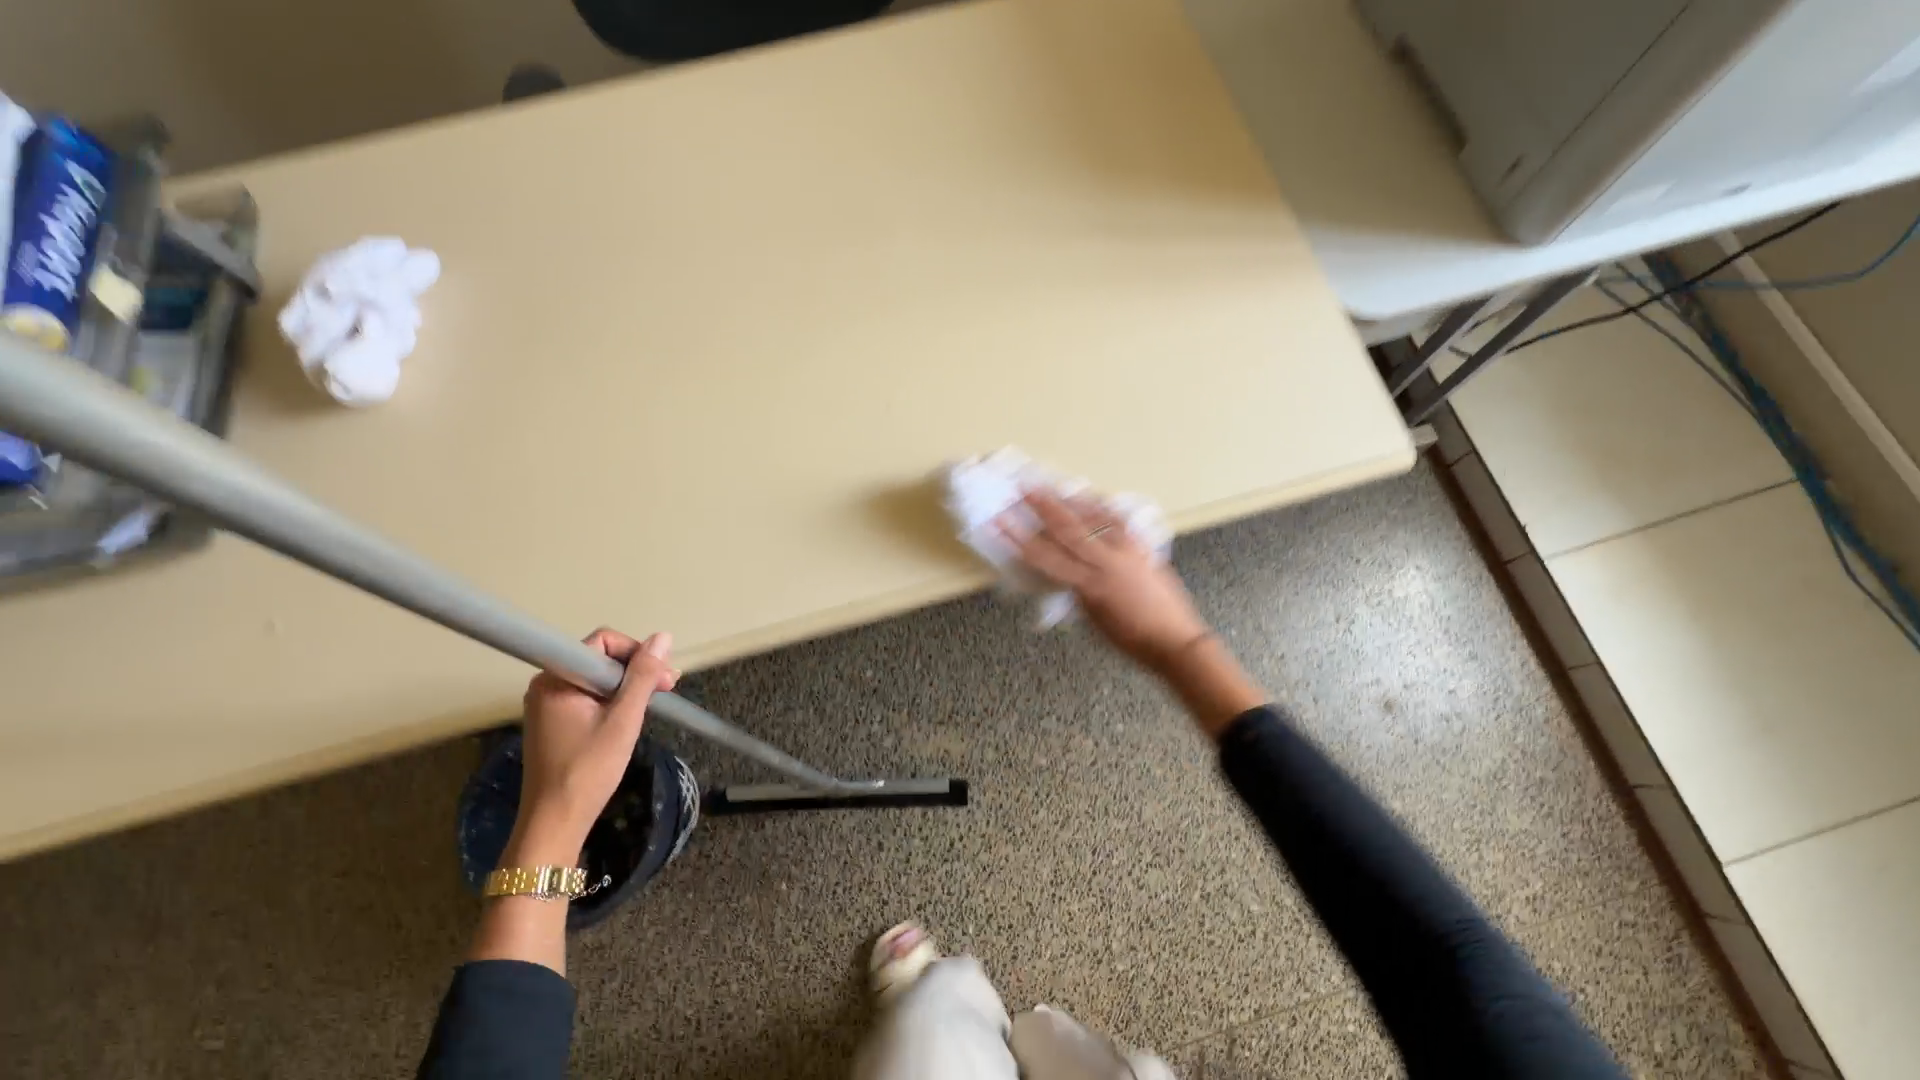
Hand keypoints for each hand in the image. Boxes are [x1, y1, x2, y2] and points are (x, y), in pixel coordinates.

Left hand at [508, 629, 677, 863]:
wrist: (555, 821)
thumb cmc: (589, 769)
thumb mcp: (623, 720)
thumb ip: (643, 676)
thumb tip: (662, 637)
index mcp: (556, 678)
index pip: (602, 642)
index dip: (637, 652)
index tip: (663, 675)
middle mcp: (546, 684)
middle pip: (599, 659)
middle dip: (636, 670)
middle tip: (667, 689)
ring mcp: (547, 704)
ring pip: (596, 680)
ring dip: (627, 687)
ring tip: (653, 705)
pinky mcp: (553, 722)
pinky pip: (587, 697)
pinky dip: (611, 702)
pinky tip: (629, 718)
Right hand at [998, 491, 1209, 671]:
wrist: (1174, 641)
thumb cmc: (1130, 642)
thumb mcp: (1092, 621)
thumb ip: (1076, 592)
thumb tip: (1061, 572)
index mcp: (1089, 586)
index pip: (1045, 557)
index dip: (1019, 538)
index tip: (1001, 521)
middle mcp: (1106, 562)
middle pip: (1067, 528)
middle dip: (1041, 507)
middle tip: (1022, 489)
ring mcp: (1127, 550)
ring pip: (1092, 517)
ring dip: (1067, 500)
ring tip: (1048, 486)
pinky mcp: (1142, 546)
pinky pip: (1117, 520)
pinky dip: (1099, 506)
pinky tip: (1087, 496)